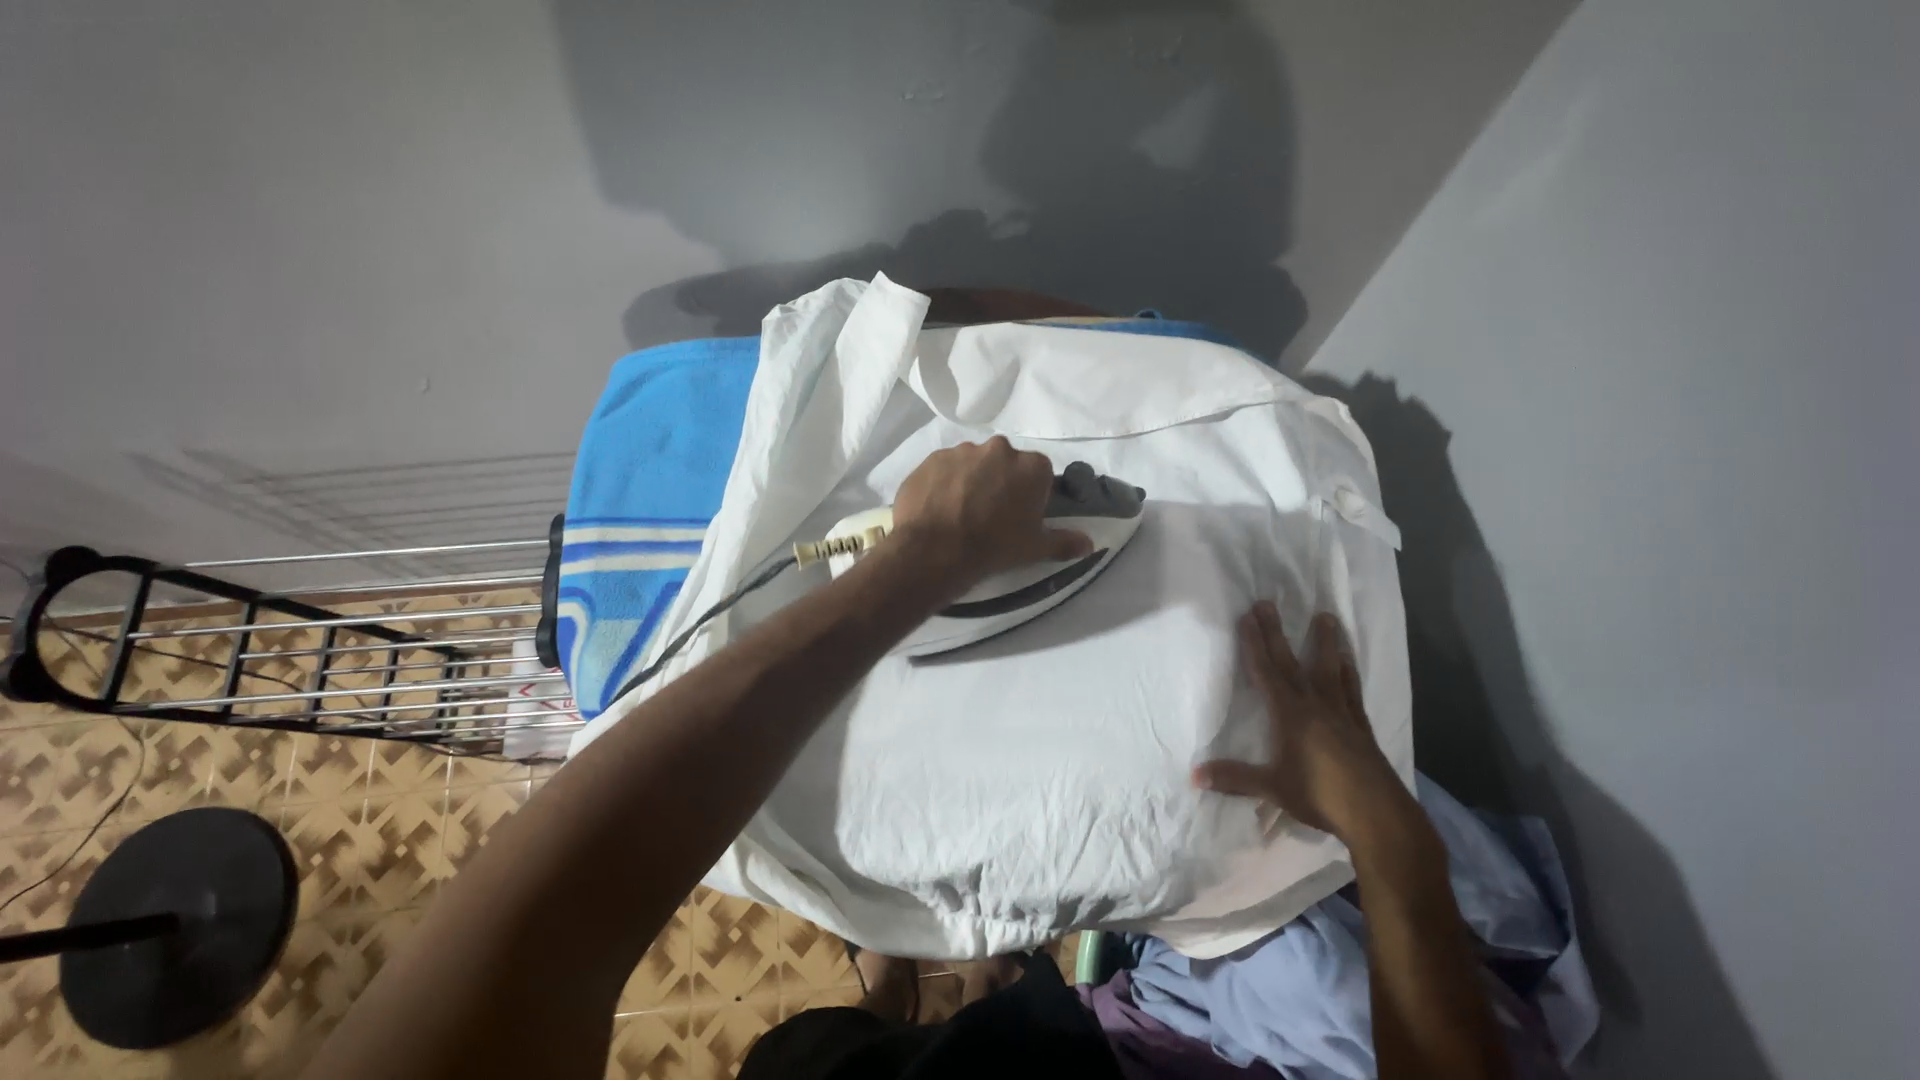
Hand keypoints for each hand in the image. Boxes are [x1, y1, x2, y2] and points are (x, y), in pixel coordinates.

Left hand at [891, 438, 1092, 592]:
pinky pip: (944, 469)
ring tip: (960, 513)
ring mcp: (962, 451)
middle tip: (990, 515)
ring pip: (973, 464)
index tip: (1020, 515)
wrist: (934, 549)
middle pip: (1005, 463)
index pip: (1039, 474)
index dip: (1030, 494)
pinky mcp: (931, 459)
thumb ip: (1064, 542)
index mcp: (1031, 466)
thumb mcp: (1034, 549)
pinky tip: (939, 509)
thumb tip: (1089, 543)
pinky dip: (944, 484)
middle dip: (1000, 483)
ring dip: (971, 481)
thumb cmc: (994, 547)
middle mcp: (999, 448)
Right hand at [1192, 601, 1414, 841]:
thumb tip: (1194, 775)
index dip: (1255, 644)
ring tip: (1326, 617)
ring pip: (1330, 670)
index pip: (1267, 672)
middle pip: (1292, 663)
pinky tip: (1349, 662)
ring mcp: (1342, 714)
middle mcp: (1316, 706)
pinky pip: (1352, 691)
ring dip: (1325, 643)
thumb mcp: (1273, 788)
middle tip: (1268, 602)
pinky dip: (1348, 673)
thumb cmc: (1321, 796)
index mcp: (1291, 715)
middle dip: (1277, 633)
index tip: (1247, 615)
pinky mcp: (1361, 727)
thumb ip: (1235, 778)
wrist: (1378, 815)